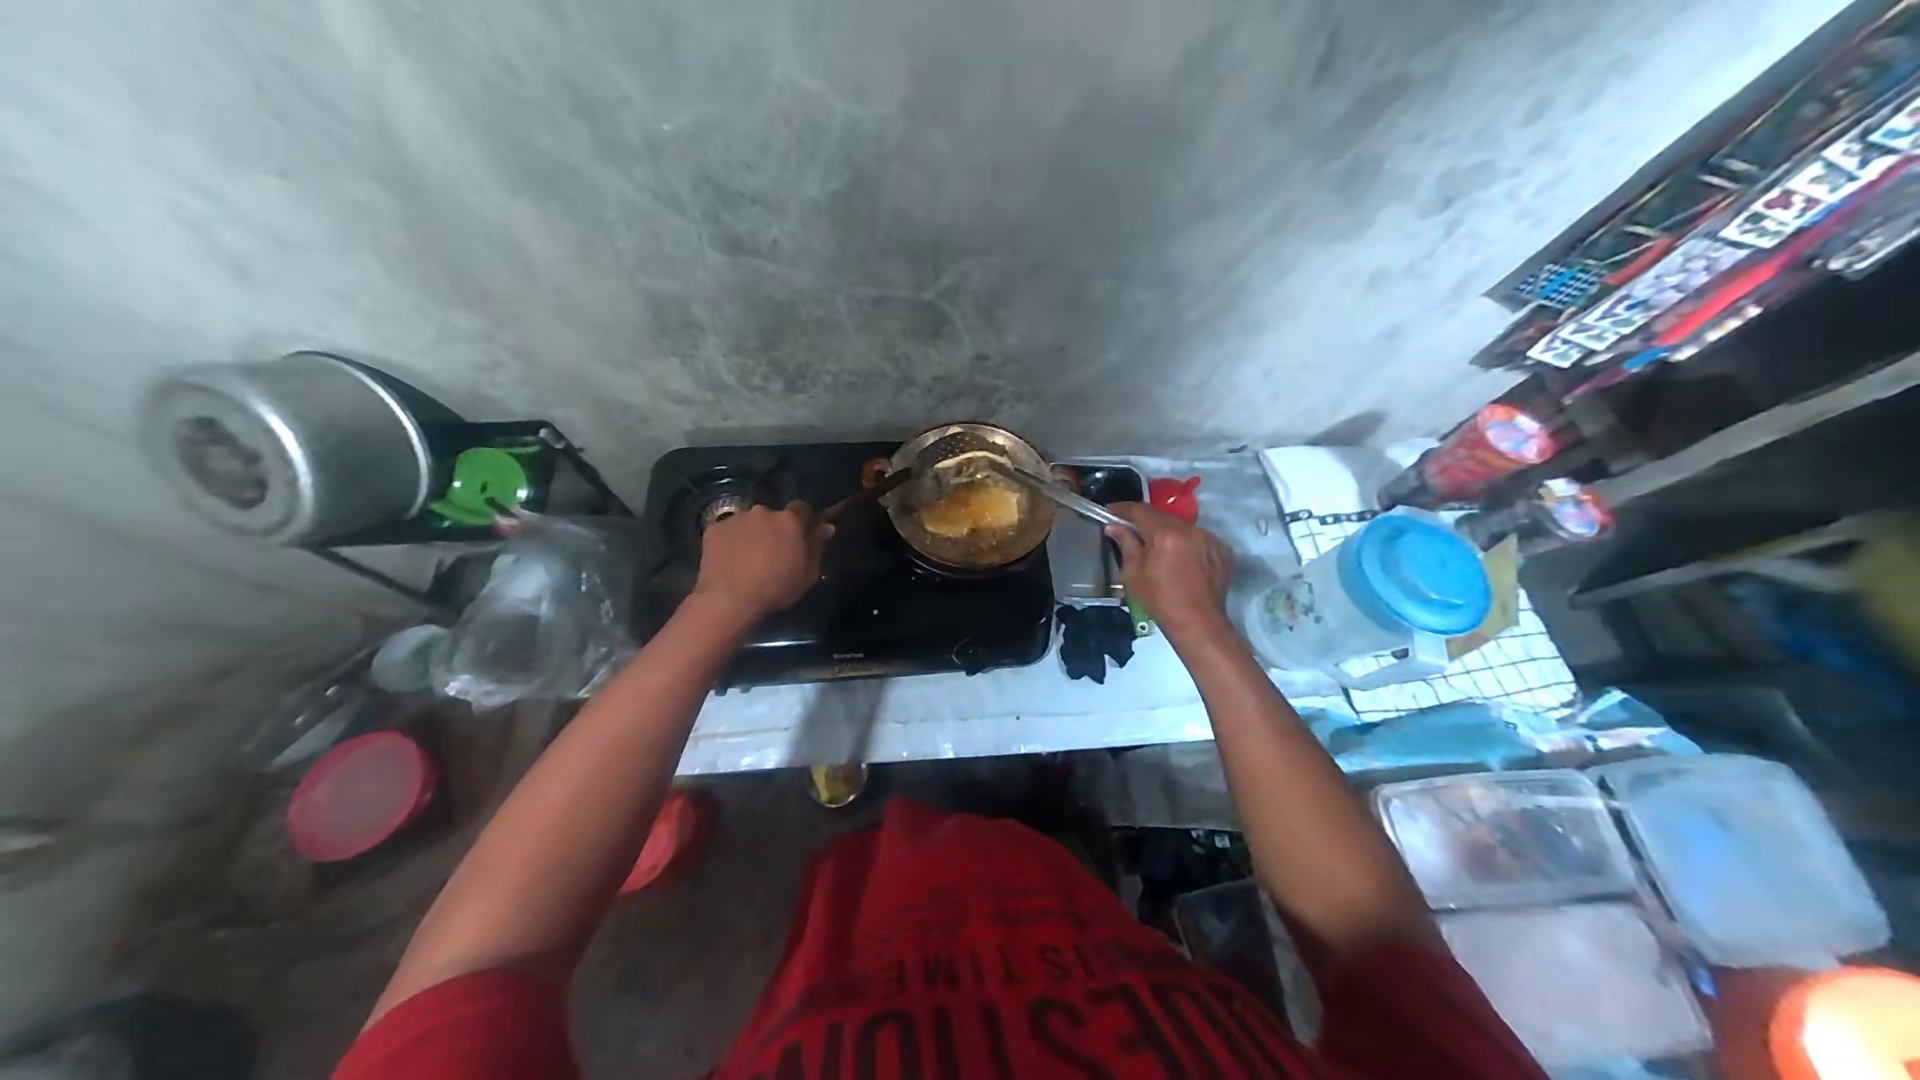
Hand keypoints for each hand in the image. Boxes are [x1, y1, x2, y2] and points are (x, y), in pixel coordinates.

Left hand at [692, 503, 831, 621]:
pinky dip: (731, 541)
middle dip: (774, 529)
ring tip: (748, 559)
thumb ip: (817, 546)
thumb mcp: (808, 573)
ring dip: (752, 534)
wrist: (730, 599)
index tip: (800, 537)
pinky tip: (730, 561)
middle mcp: (763, 511)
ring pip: (750, 522)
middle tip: (772, 554)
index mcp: (789, 520)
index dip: (802, 521)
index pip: (802, 508)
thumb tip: (826, 526)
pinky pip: (728, 531)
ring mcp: (736, 518)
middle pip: (773, 516)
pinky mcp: (714, 528)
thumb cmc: (776, 588)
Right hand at [1105, 502, 1233, 637]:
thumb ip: (1126, 544)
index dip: (1123, 508)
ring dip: (1168, 533)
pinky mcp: (1222, 551)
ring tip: (1158, 549)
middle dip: (1145, 521)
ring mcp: (1210, 539)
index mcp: (1166, 534)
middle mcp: (1191, 530)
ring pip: (1182, 528)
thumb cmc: (1160, 600)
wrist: (1199, 623)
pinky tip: (1180, 560)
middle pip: (1163, 517)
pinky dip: (1187, 544)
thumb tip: (1114, 526)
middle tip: (1130, 529)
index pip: (1141, 511)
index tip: (1111, 511)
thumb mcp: (1134, 574)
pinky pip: (1199, 540)